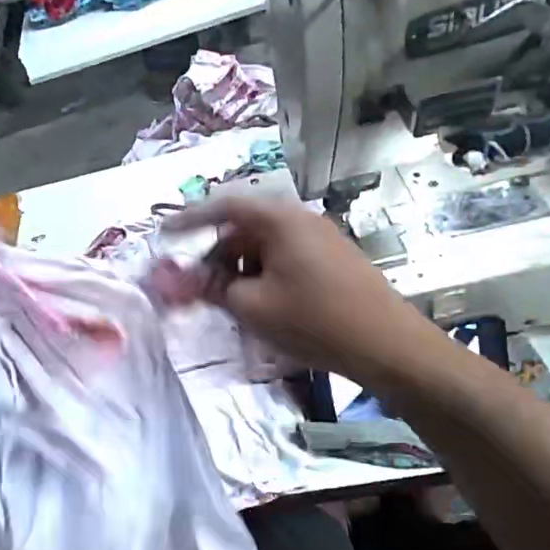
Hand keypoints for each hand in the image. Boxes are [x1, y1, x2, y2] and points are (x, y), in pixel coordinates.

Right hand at [167, 196, 447, 384]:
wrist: (384, 342)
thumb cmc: (313, 319)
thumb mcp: (252, 306)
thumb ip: (212, 288)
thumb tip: (178, 280)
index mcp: (279, 219)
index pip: (223, 207)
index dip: (189, 220)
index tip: (165, 235)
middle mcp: (300, 218)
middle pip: (245, 227)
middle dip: (217, 256)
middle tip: (198, 287)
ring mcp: (321, 237)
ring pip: (266, 246)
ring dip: (241, 269)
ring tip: (230, 303)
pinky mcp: (333, 259)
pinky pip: (287, 258)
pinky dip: (265, 275)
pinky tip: (263, 306)